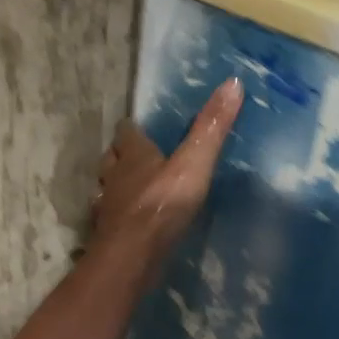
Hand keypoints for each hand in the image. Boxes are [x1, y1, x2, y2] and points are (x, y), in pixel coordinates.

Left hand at [91, 78, 242, 265]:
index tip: (139, 127)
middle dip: (121, 156)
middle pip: (112, 159)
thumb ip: (211, 128)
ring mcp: (107, 207)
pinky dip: (116, 216)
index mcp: (134, 155)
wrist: (133, 255)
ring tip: (129, 188)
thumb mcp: (194, 162)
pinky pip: (109, 219)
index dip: (133, 129)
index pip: (127, 132)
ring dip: (114, 185)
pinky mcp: (108, 234)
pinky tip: (127, 222)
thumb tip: (233, 82)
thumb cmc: (163, 204)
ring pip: (106, 188)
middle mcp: (114, 176)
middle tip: (135, 157)